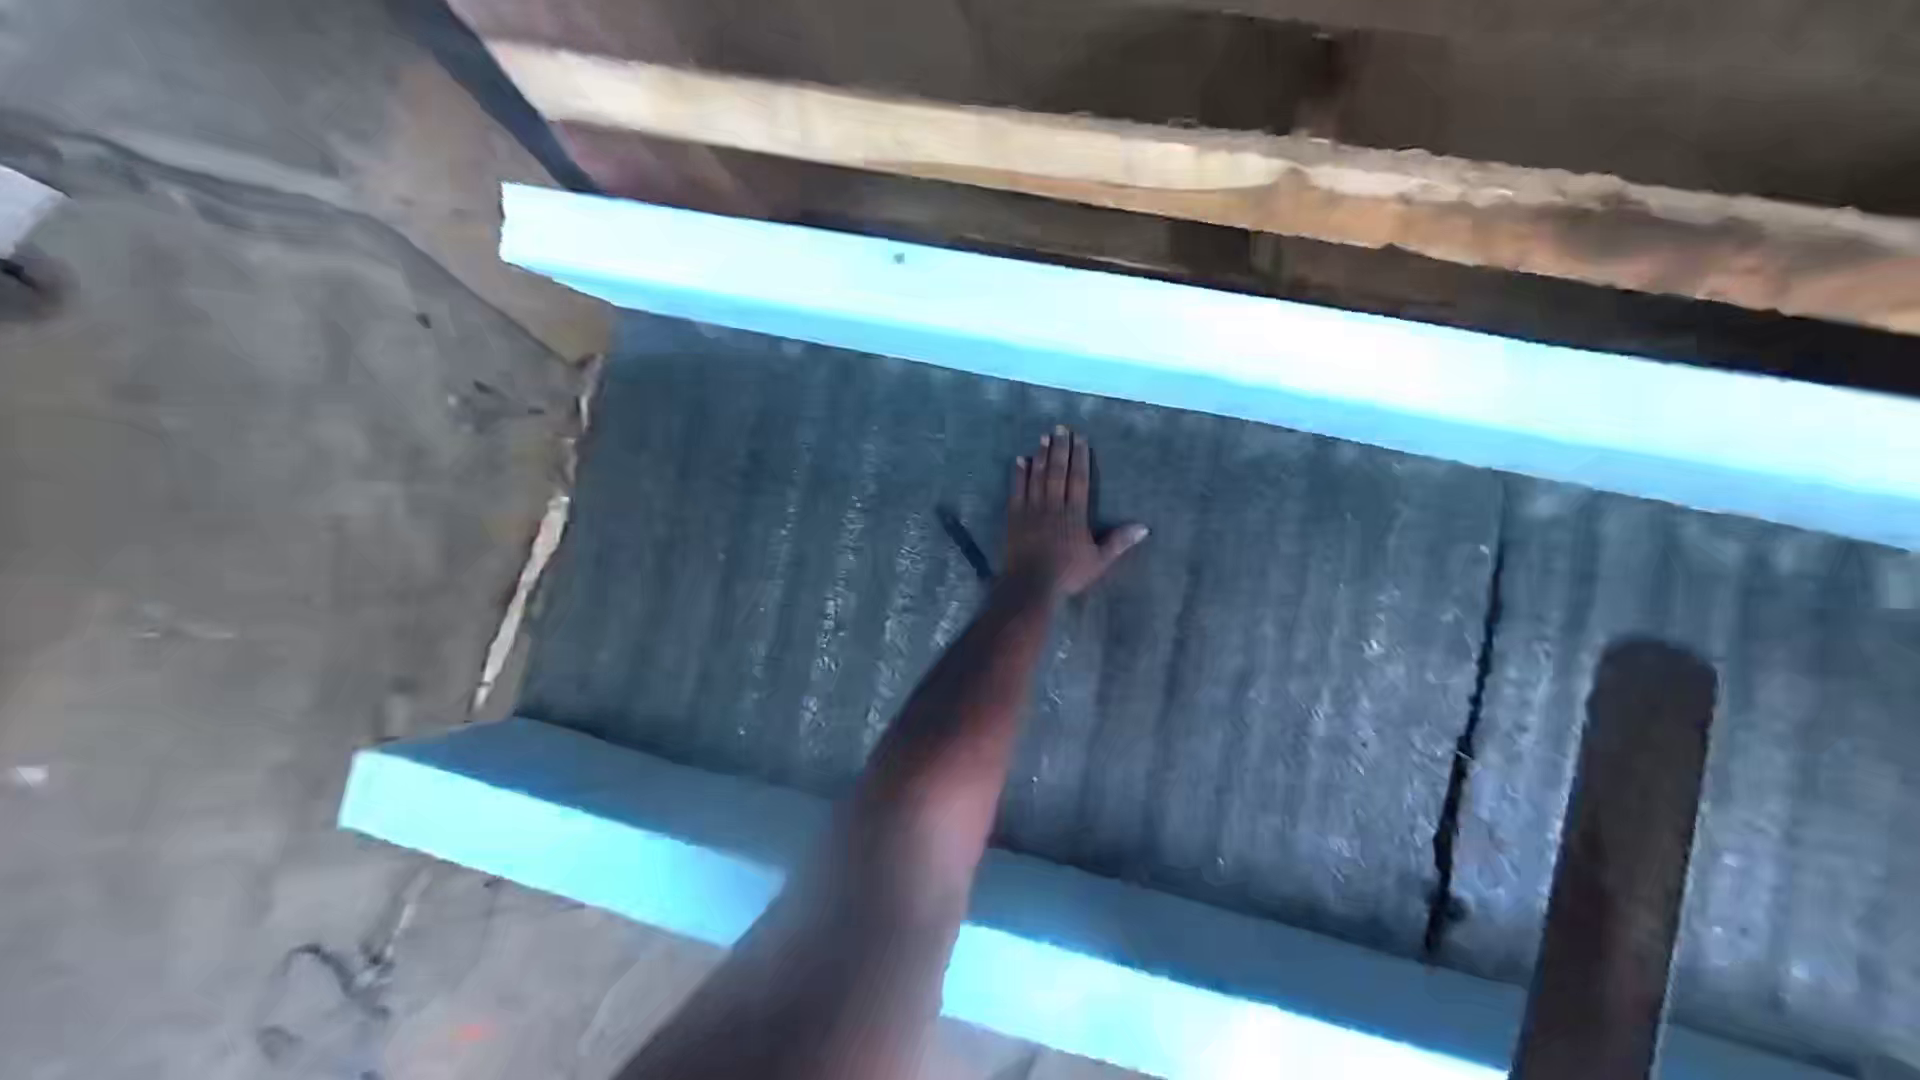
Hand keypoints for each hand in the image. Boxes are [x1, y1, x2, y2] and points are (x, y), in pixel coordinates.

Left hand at [1003, 426, 1147, 599]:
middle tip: (1060, 428)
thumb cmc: (1067, 575)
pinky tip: (1020, 460)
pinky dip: (1019, 474)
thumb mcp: (1098, 561)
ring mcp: (1032, 510)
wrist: (1030, 585)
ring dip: (1041, 455)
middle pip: (1057, 471)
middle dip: (1060, 448)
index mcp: (1075, 514)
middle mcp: (1053, 506)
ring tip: (1043, 436)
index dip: (1080, 457)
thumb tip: (1144, 527)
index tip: (1080, 439)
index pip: (1079, 479)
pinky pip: (1017, 490)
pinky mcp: (1014, 517)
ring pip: (1037, 476)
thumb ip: (1119, 542)